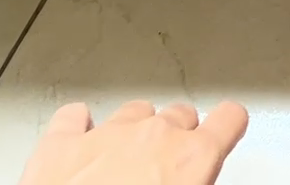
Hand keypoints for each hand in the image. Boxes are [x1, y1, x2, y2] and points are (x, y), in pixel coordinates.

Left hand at [18, 99, 248, 184]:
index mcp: (193, 159)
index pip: (230, 118)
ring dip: (132, 135)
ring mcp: (107, 135)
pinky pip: (73, 117)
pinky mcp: (59, 146)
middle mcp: (156, 136)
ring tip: (120, 170)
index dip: (227, 128)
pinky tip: (79, 148)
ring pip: (134, 112)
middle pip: (180, 114)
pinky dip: (77, 129)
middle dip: (175, 140)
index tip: (222, 135)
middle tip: (163, 176)